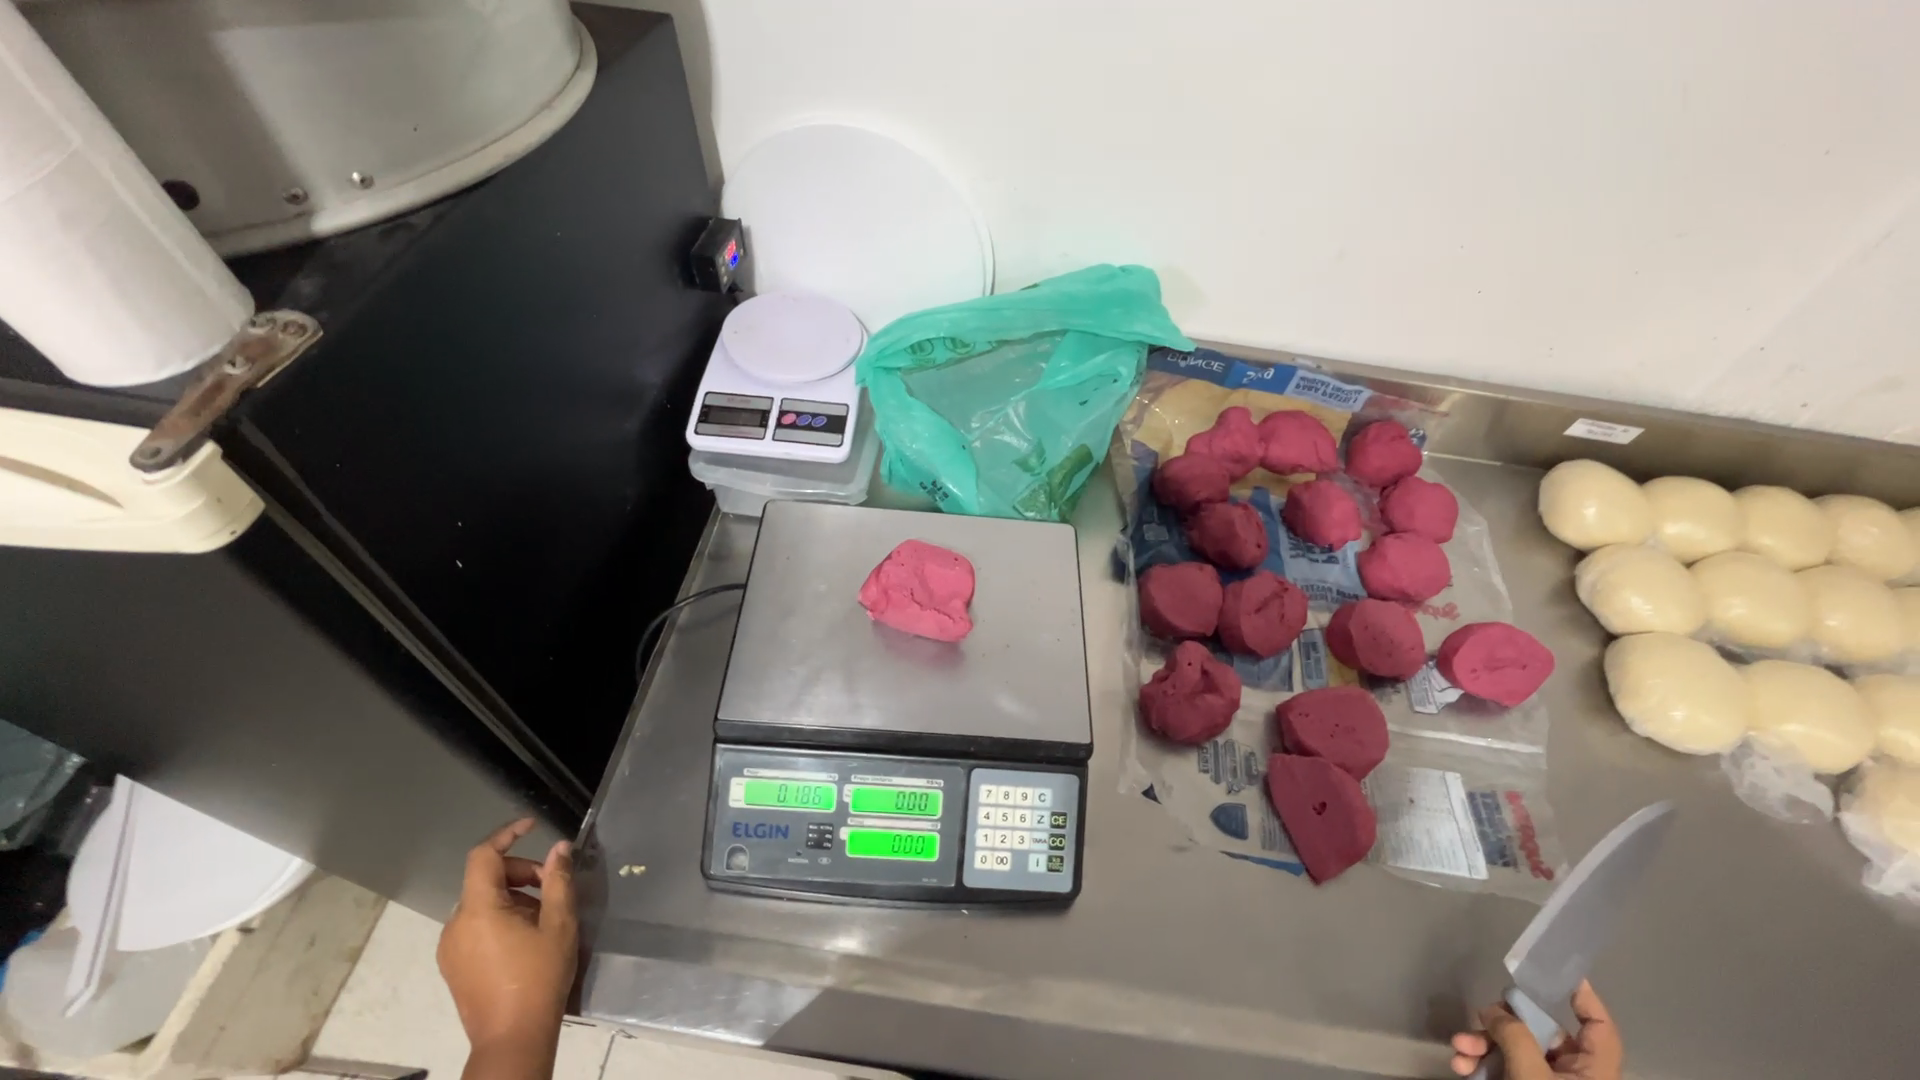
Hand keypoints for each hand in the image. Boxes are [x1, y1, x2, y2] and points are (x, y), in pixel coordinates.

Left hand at [437, 819, 577, 1077]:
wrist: (511, 1038)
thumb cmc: (539, 977)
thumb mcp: (559, 924)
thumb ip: (558, 881)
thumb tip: (560, 848)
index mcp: (478, 910)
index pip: (483, 856)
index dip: (507, 834)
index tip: (532, 825)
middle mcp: (456, 924)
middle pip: (485, 879)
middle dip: (521, 872)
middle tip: (553, 886)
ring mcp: (451, 947)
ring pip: (482, 904)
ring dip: (514, 897)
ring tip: (545, 916)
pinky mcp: (453, 966)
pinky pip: (476, 926)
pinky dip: (501, 918)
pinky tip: (527, 937)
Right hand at [1449, 981, 1622, 1079]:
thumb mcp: (1531, 1077)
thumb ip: (1514, 1035)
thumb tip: (1496, 1010)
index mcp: (1595, 1071)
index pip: (1599, 1027)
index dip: (1584, 999)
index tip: (1557, 974)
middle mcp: (1575, 1076)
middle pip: (1541, 1033)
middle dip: (1500, 1025)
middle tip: (1475, 1023)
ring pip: (1514, 1050)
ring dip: (1481, 1046)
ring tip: (1458, 1053)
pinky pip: (1504, 1070)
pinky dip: (1480, 1065)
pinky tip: (1461, 1069)